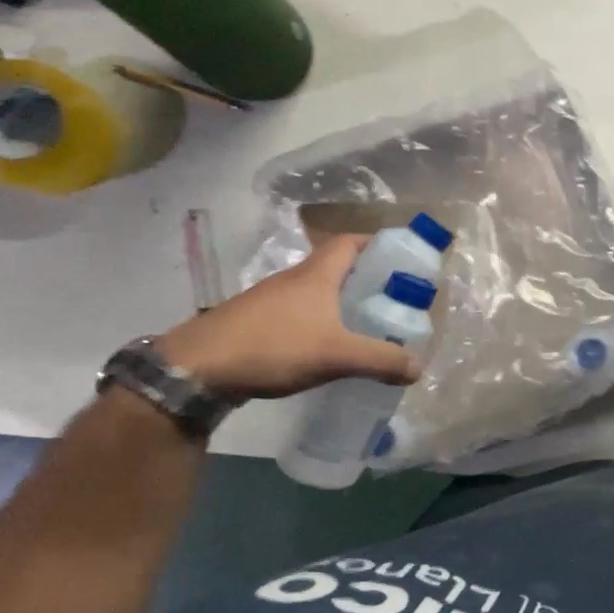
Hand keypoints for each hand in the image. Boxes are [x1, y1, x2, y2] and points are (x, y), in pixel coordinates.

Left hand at [155, 235, 422, 401]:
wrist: (194, 370)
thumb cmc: (271, 347)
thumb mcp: (336, 355)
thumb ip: (381, 360)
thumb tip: (418, 368)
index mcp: (315, 275)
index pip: (350, 242)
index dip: (377, 243)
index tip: (403, 257)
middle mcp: (293, 280)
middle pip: (337, 268)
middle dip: (368, 278)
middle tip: (396, 299)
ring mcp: (270, 301)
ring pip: (317, 293)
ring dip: (343, 303)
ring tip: (369, 325)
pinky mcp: (256, 324)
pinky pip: (300, 314)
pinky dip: (321, 322)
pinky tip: (330, 347)